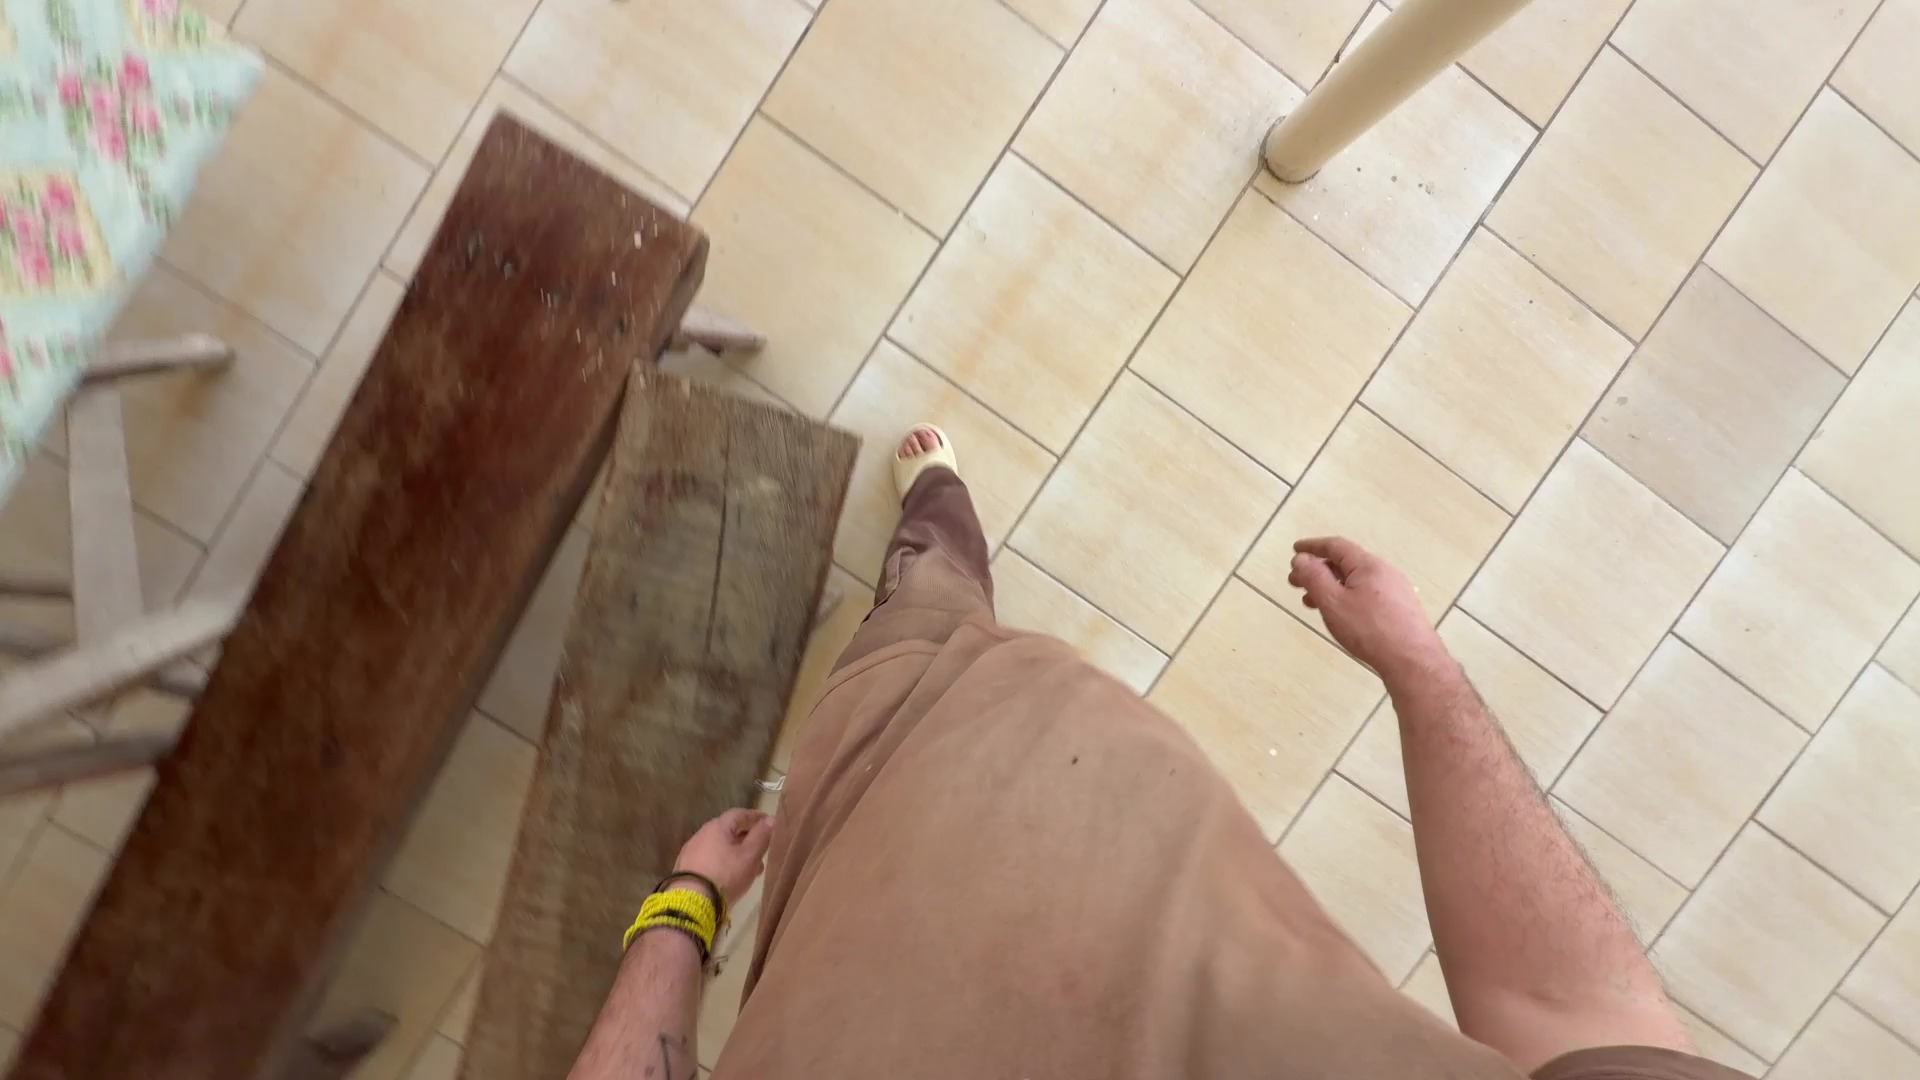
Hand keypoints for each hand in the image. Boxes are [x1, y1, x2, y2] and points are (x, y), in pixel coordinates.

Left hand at [674, 808, 774, 905]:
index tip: (770, 824)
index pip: (740, 814)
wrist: (689, 906)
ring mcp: (691, 852)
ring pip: (720, 847)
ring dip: (736, 854)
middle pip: (729, 831)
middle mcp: (701, 834)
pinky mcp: (685, 869)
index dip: (756, 818)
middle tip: (762, 851)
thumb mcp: (750, 856)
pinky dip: (723, 864)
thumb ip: (762, 836)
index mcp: (717, 826)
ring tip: (750, 869)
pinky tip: (730, 877)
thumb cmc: (725, 875)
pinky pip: (710, 860)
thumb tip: (770, 820)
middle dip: (748, 839)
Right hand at [1287, 537, 1447, 682]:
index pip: (1336, 546)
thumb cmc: (1368, 629)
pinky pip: (1365, 592)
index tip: (1295, 550)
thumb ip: (1314, 577)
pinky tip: (1338, 613)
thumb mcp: (1332, 602)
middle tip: (1295, 583)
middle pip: (1345, 563)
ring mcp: (1395, 590)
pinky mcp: (1399, 607)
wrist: (1411, 660)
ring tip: (1311, 602)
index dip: (1312, 546)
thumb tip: (1300, 558)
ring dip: (1329, 586)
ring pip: (1355, 580)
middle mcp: (1384, 572)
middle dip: (1317, 570)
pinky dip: (1345, 595)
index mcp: (1368, 565)